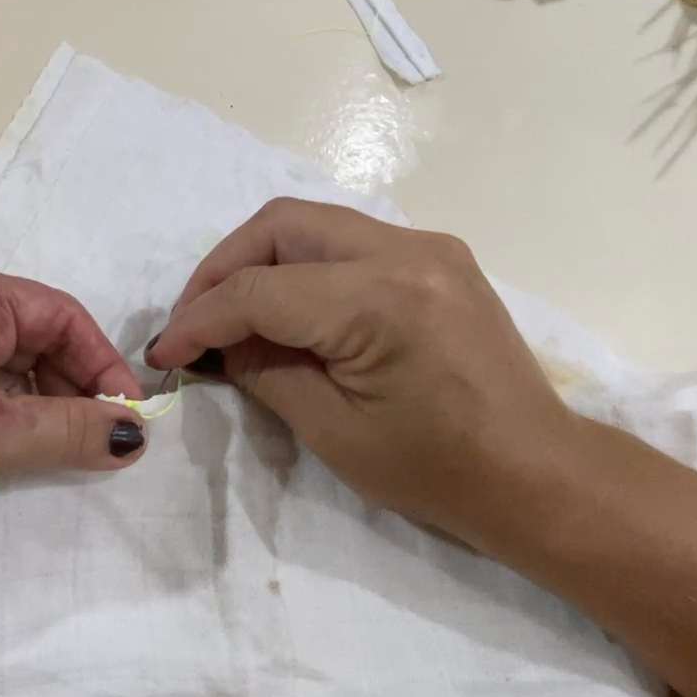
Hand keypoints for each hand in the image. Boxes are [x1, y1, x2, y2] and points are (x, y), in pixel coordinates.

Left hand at [0, 246, 147, 552]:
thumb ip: (71, 431)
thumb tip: (137, 435)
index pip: (57, 315)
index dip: (102, 366)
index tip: (132, 419)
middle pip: (32, 338)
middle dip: (71, 389)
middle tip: (102, 442)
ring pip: (4, 366)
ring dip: (40, 406)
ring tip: (66, 451)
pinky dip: (5, 415)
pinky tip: (21, 450)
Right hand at [145, 198, 581, 550]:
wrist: (532, 472)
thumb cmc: (433, 470)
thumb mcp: (331, 430)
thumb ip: (266, 371)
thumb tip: (218, 345)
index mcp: (381, 302)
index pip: (259, 291)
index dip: (198, 320)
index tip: (164, 352)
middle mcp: (407, 252)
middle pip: (280, 225)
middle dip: (221, 270)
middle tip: (193, 322)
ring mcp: (427, 248)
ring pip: (311, 224)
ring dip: (256, 264)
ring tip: (227, 318)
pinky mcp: (434, 260)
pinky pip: (344, 244)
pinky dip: (297, 269)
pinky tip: (282, 313)